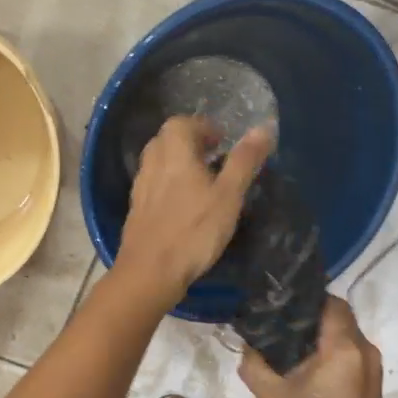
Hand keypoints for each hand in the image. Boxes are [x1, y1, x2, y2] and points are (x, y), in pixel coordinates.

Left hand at [113, 117, 273, 305]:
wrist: (148, 273)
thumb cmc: (193, 232)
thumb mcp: (228, 196)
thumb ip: (244, 161)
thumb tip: (263, 128)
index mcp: (174, 154)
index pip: (180, 123)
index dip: (201, 127)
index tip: (220, 142)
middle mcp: (151, 167)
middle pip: (164, 141)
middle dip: (186, 143)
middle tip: (210, 159)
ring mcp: (139, 192)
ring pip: (155, 166)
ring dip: (174, 166)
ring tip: (198, 183)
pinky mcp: (134, 215)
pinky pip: (150, 189)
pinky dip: (164, 188)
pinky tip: (179, 208)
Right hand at [238, 297, 392, 397]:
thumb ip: (254, 367)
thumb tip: (248, 347)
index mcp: (342, 347)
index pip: (330, 303)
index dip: (306, 301)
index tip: (281, 309)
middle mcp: (364, 348)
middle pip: (338, 317)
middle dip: (310, 319)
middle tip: (279, 329)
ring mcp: (372, 364)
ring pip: (344, 334)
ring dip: (320, 336)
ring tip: (290, 349)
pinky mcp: (372, 378)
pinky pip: (350, 351)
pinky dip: (330, 351)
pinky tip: (308, 369)